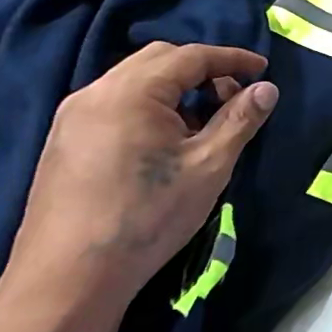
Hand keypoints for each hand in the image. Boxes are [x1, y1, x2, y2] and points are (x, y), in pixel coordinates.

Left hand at [4, 41, 276, 312]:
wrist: (70, 276)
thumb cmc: (148, 216)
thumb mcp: (208, 166)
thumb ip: (239, 120)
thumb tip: (267, 88)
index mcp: (132, 91)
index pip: (191, 56)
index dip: (231, 58)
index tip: (262, 68)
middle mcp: (97, 91)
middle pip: (159, 59)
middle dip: (202, 70)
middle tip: (233, 97)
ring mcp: (74, 115)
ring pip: (135, 80)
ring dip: (175, 89)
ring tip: (202, 123)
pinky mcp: (64, 139)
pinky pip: (115, 102)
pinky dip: (149, 105)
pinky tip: (164, 141)